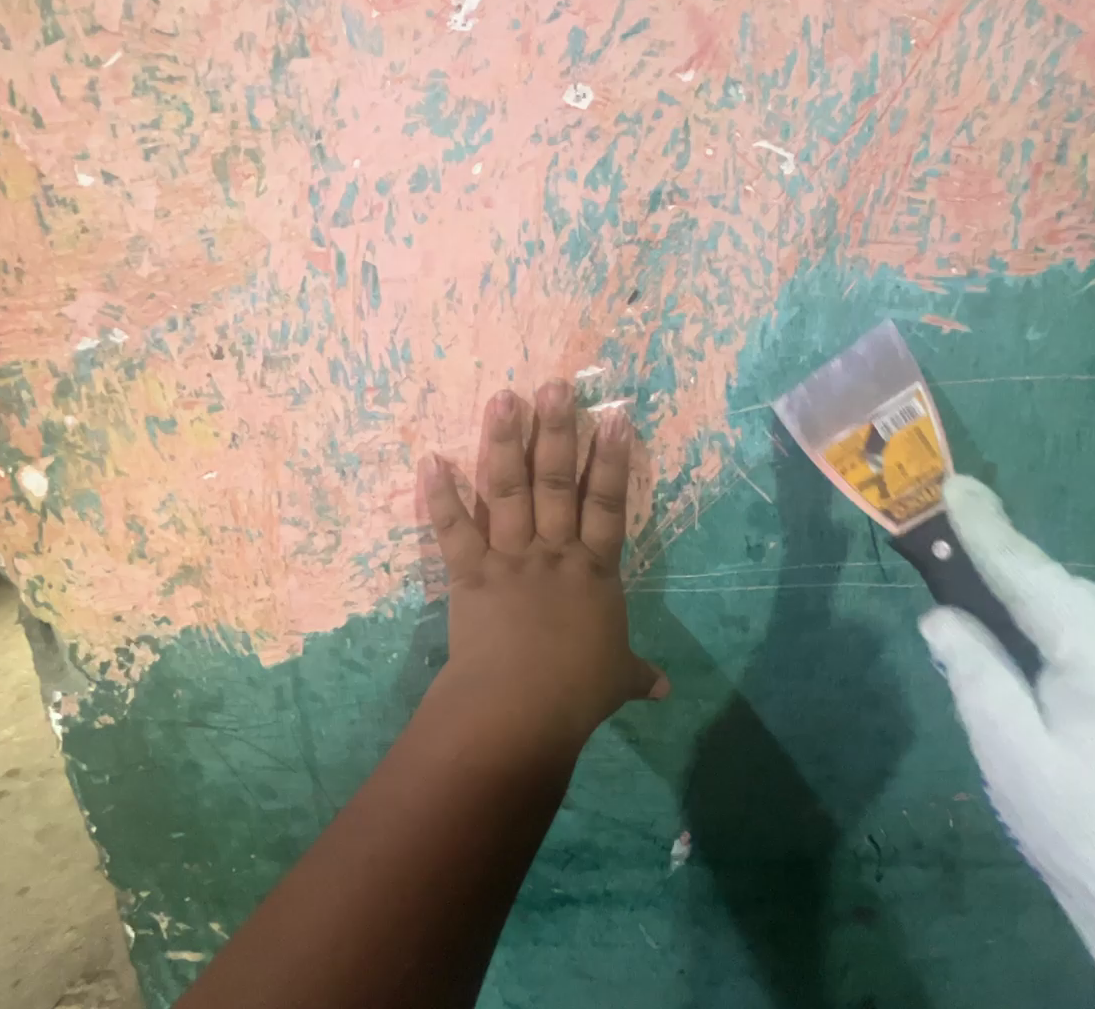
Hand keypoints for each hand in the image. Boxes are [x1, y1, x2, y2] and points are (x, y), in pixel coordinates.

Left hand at [420, 382, 667, 755]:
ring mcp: (510, 559)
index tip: (614, 416)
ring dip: (504, 443)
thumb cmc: (576, 691)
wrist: (522, 708)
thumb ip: (636, 674)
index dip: (612, 460)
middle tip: (554, 386)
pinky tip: (429, 460)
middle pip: (557, 483)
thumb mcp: (615, 679)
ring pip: (508, 492)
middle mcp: (554, 553)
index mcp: (594, 571)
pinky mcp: (470, 576)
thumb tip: (665, 689)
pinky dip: (439, 497)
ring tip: (503, 398)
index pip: (607, 504)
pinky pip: (453, 531)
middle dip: (557, 432)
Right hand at [919, 474, 1094, 1008]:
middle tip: (964, 595)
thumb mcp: (1010, 754)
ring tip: (1016, 654)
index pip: (1029, 573)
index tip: (955, 485)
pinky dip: (1088, 643)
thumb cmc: (1087, 831)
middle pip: (1069, 591)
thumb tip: (943, 615)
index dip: (986, 529)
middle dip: (1017, 582)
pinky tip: (1071, 685)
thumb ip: (974, 673)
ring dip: (1053, 616)